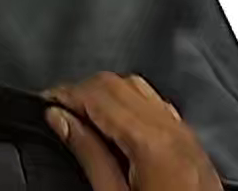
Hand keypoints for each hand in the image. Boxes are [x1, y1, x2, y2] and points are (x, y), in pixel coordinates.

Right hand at [45, 73, 221, 190]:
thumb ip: (88, 154)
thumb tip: (59, 118)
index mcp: (151, 142)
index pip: (97, 94)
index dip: (65, 94)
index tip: (46, 103)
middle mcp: (171, 130)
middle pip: (114, 83)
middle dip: (82, 91)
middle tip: (59, 111)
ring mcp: (184, 135)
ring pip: (135, 86)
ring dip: (105, 94)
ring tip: (85, 117)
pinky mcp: (191, 145)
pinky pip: (155, 103)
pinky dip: (130, 103)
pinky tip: (118, 123)